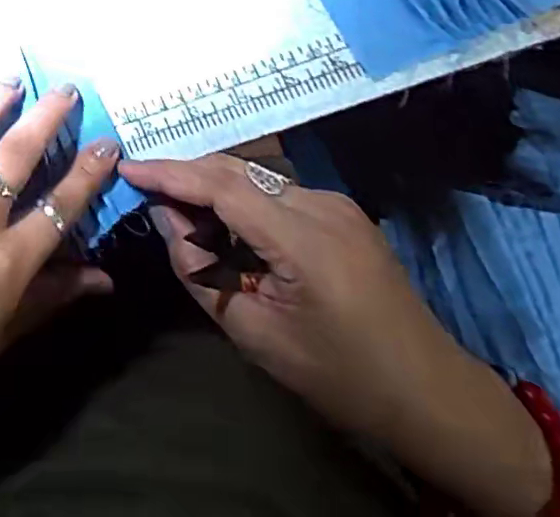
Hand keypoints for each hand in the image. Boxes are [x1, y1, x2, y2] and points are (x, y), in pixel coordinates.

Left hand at [0, 82, 121, 478]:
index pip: (60, 207)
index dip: (89, 172)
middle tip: (64, 91)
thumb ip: (55, 295)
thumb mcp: (5, 334)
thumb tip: (107, 278)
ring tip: (11, 82)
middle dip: (46, 118)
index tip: (107, 143)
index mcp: (5, 266)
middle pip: (16, 158)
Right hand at [121, 153, 552, 516]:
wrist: (429, 392)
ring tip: (179, 210)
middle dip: (187, 173)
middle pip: (239, 171)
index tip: (129, 168)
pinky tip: (225, 223)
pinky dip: (242, 200)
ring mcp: (337, 204)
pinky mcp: (343, 212)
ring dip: (214, 186)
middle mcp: (322, 205)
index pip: (224, 186)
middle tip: (144, 187)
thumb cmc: (341, 377)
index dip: (172, 173)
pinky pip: (278, 193)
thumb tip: (169, 220)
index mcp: (305, 239)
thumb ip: (204, 273)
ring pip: (257, 178)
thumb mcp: (258, 336)